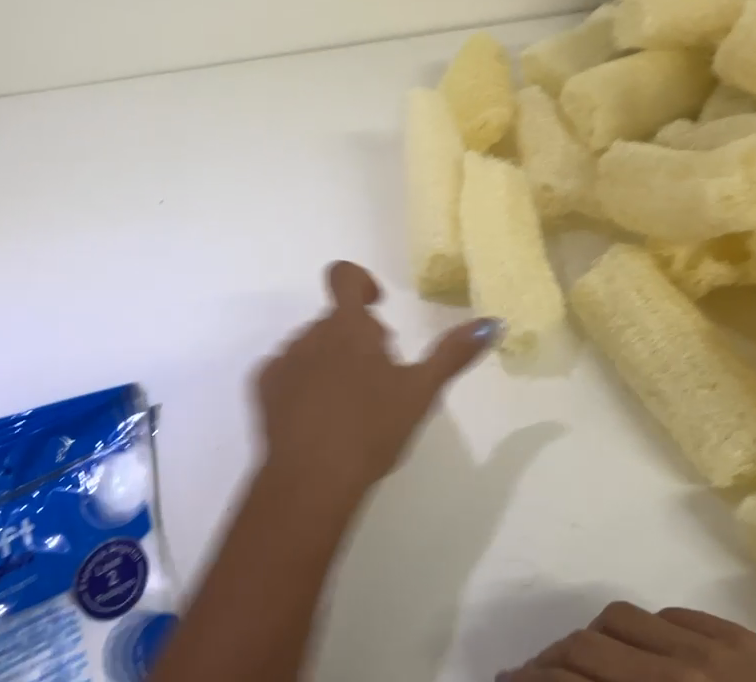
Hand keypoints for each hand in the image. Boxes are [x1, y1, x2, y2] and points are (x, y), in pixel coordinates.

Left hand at [255, 261, 498, 501]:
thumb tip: (492, 322)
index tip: (376, 307)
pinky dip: (302, 385)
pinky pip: (286, 372)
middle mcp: (309, 334)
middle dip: (356, 341)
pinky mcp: (263, 388)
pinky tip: (317, 420)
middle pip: (335, 321)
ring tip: (348, 408)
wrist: (310, 480)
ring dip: (330, 363)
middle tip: (378, 384)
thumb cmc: (371, 431)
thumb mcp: (421, 393)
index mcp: (348, 327)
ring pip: (311, 347)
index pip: (343, 276)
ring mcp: (283, 360)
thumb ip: (453, 354)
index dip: (360, 282)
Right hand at [503, 603, 755, 681]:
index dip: (529, 680)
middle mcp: (680, 673)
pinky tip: (649, 653)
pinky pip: (676, 616)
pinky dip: (652, 632)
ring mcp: (715, 651)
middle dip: (549, 659)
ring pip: (622, 617)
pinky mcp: (747, 641)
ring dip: (597, 640)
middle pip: (586, 645)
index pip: (569, 680)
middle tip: (531, 674)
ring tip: (589, 661)